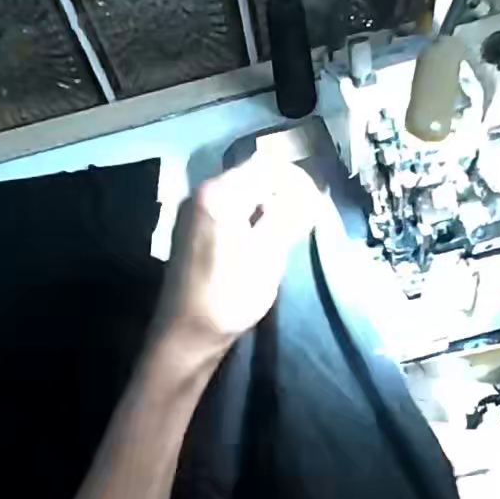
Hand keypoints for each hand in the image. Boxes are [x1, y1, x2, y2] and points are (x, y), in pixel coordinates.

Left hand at [155, 160, 319, 353]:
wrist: (185, 333)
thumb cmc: (228, 294)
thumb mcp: (268, 253)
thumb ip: (289, 214)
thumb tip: (308, 190)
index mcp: (218, 193)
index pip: (267, 165)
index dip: (296, 180)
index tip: (314, 205)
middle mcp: (201, 193)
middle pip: (252, 177)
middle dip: (282, 194)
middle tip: (303, 222)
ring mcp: (194, 212)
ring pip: (242, 195)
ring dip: (267, 208)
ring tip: (286, 234)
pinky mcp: (193, 231)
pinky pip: (229, 212)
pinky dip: (250, 220)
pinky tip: (260, 243)